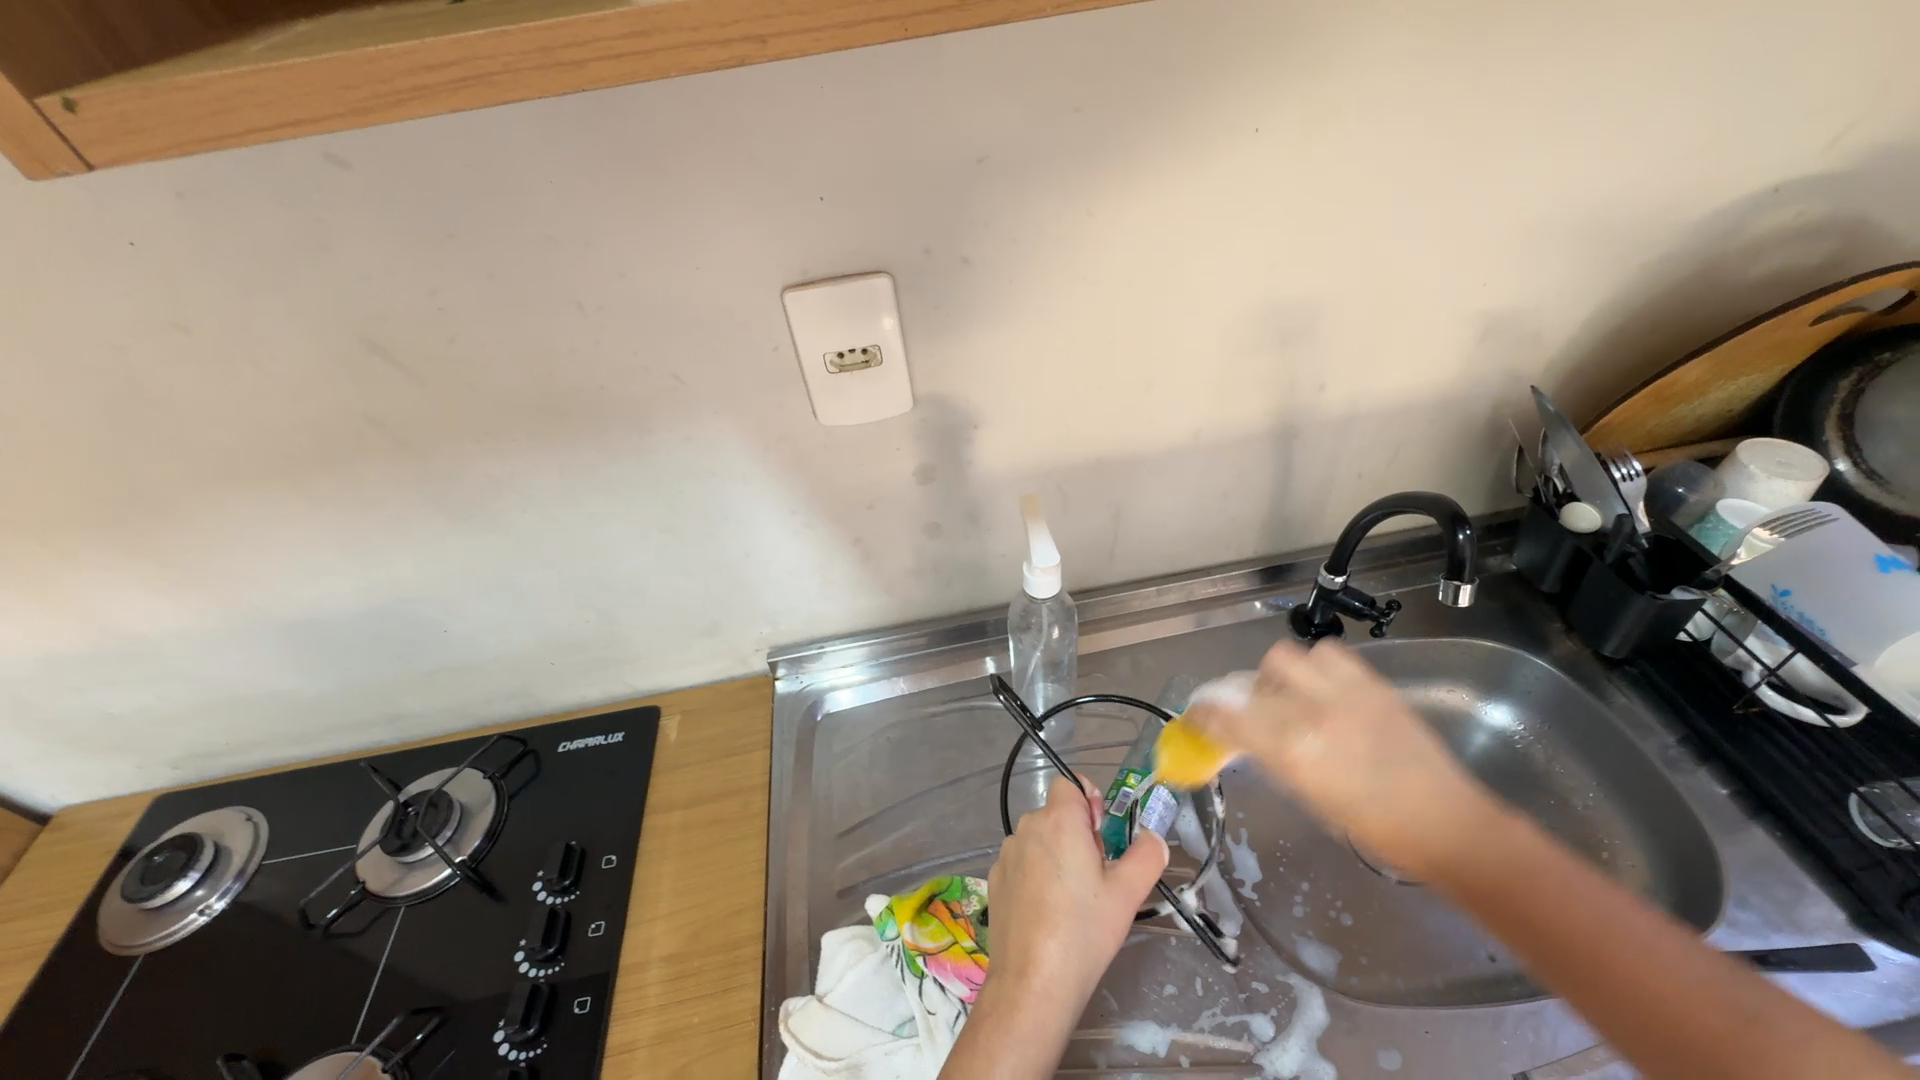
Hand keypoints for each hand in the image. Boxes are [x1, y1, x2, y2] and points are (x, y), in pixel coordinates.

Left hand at [982, 774, 1167, 1017]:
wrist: (1033, 982)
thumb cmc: (1085, 930)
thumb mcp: (1128, 892)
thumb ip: (1146, 855)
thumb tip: (1152, 838)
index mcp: (1058, 820)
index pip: (1070, 783)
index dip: (1089, 802)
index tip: (1102, 836)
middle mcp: (1026, 828)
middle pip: (1056, 814)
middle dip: (1077, 833)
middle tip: (1096, 875)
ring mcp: (1005, 855)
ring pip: (1038, 840)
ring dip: (1056, 855)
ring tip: (1073, 900)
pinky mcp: (995, 881)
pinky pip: (1021, 864)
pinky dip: (1035, 877)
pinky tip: (1048, 914)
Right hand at [1182, 638, 1503, 879]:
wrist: (1446, 822)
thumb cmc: (1374, 828)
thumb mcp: (1308, 797)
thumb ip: (1273, 758)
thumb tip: (1245, 737)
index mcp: (1291, 750)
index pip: (1225, 716)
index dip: (1202, 714)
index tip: (1196, 716)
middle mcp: (1311, 712)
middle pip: (1251, 681)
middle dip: (1241, 695)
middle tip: (1252, 711)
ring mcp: (1344, 692)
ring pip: (1287, 657)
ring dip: (1278, 674)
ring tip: (1290, 694)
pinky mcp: (1372, 683)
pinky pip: (1328, 653)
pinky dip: (1316, 665)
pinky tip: (1323, 687)